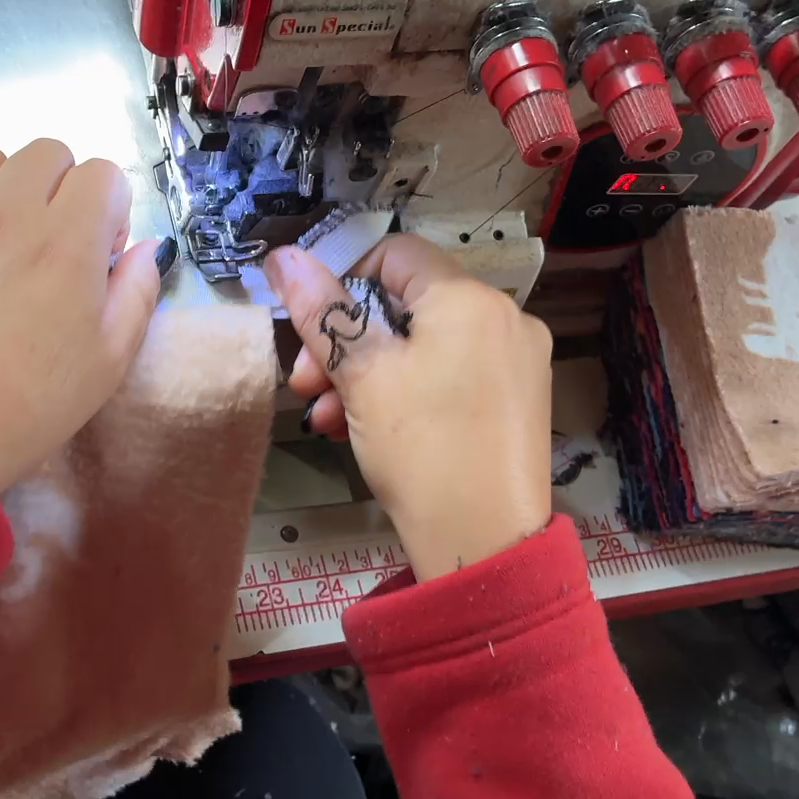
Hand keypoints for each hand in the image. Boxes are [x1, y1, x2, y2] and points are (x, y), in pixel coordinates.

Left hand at [0, 140, 161, 492]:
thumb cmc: (29, 405)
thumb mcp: (110, 362)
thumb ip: (138, 294)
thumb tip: (147, 249)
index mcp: (66, 240)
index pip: (103, 174)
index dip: (110, 212)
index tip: (99, 257)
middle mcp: (5, 212)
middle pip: (47, 152)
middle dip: (63, 189)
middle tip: (55, 246)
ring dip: (1, 186)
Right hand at [264, 236, 553, 580]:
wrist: (484, 545)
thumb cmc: (418, 448)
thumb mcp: (360, 376)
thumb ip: (320, 311)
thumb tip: (284, 257)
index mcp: (470, 299)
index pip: (395, 253)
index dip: (343, 278)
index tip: (311, 325)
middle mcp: (503, 317)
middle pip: (403, 304)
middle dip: (344, 340)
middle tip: (304, 383)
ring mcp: (515, 361)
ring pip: (420, 344)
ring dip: (364, 373)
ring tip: (324, 416)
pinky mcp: (514, 399)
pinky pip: (446, 374)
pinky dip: (402, 391)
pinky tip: (360, 428)